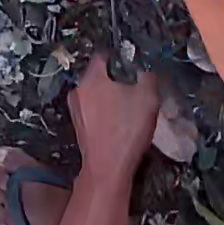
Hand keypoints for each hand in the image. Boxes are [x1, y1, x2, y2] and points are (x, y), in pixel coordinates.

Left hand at [68, 53, 158, 182]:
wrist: (108, 168)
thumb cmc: (127, 129)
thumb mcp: (148, 98)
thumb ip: (148, 78)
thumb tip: (146, 73)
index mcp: (91, 79)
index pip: (102, 56)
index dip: (117, 57)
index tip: (130, 63)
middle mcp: (78, 91)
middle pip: (97, 76)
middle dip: (114, 79)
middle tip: (133, 86)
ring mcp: (75, 111)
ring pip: (94, 95)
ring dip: (109, 97)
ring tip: (128, 106)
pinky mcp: (78, 127)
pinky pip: (92, 111)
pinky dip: (104, 112)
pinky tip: (118, 123)